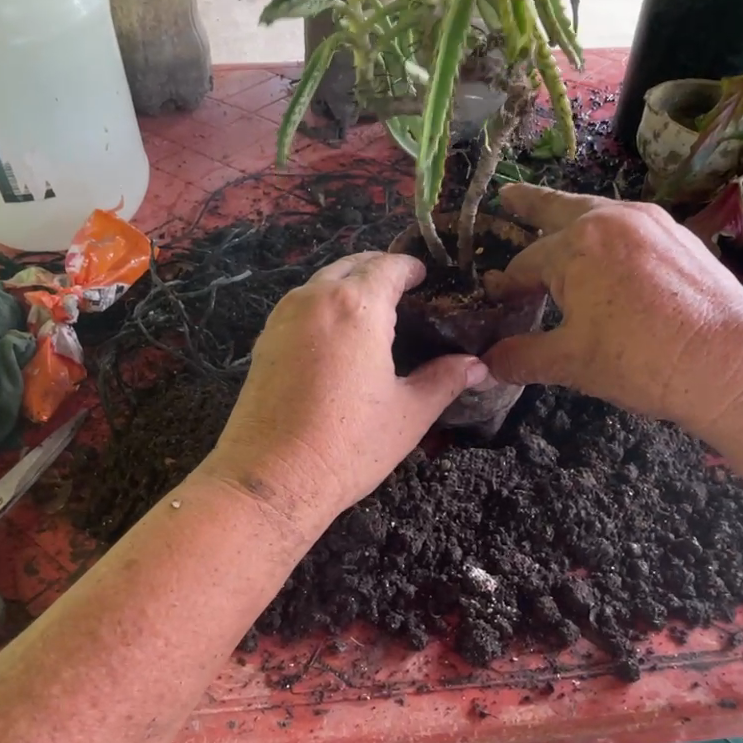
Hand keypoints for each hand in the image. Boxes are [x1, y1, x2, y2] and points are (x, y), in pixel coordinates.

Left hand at [197, 252, 486, 534]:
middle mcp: (315, 299)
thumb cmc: (348, 444)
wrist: (271, 477)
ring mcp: (283, 318)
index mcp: (357, 306)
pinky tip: (337, 339)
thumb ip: (445, 381)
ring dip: (347, 286)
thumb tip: (478, 366)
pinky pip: (300, 307)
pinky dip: (322, 308)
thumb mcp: (409, 413)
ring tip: (372, 314)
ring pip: (320, 284)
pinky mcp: (264, 341)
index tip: (424, 277)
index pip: (388, 266)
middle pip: (350, 266)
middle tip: (402, 292)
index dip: (410, 268)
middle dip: (377, 271)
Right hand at [483, 184, 742, 432]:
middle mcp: (610, 220)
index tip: (494, 302)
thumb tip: (487, 364)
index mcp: (575, 247)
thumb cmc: (641, 361)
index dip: (505, 287)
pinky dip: (606, 234)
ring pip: (596, 214)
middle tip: (506, 195)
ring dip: (570, 218)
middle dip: (528, 205)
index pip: (523, 266)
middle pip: (557, 209)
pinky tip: (607, 254)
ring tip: (554, 221)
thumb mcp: (570, 363)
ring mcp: (650, 222)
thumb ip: (521, 358)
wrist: (731, 362)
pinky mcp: (679, 236)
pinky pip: (628, 226)